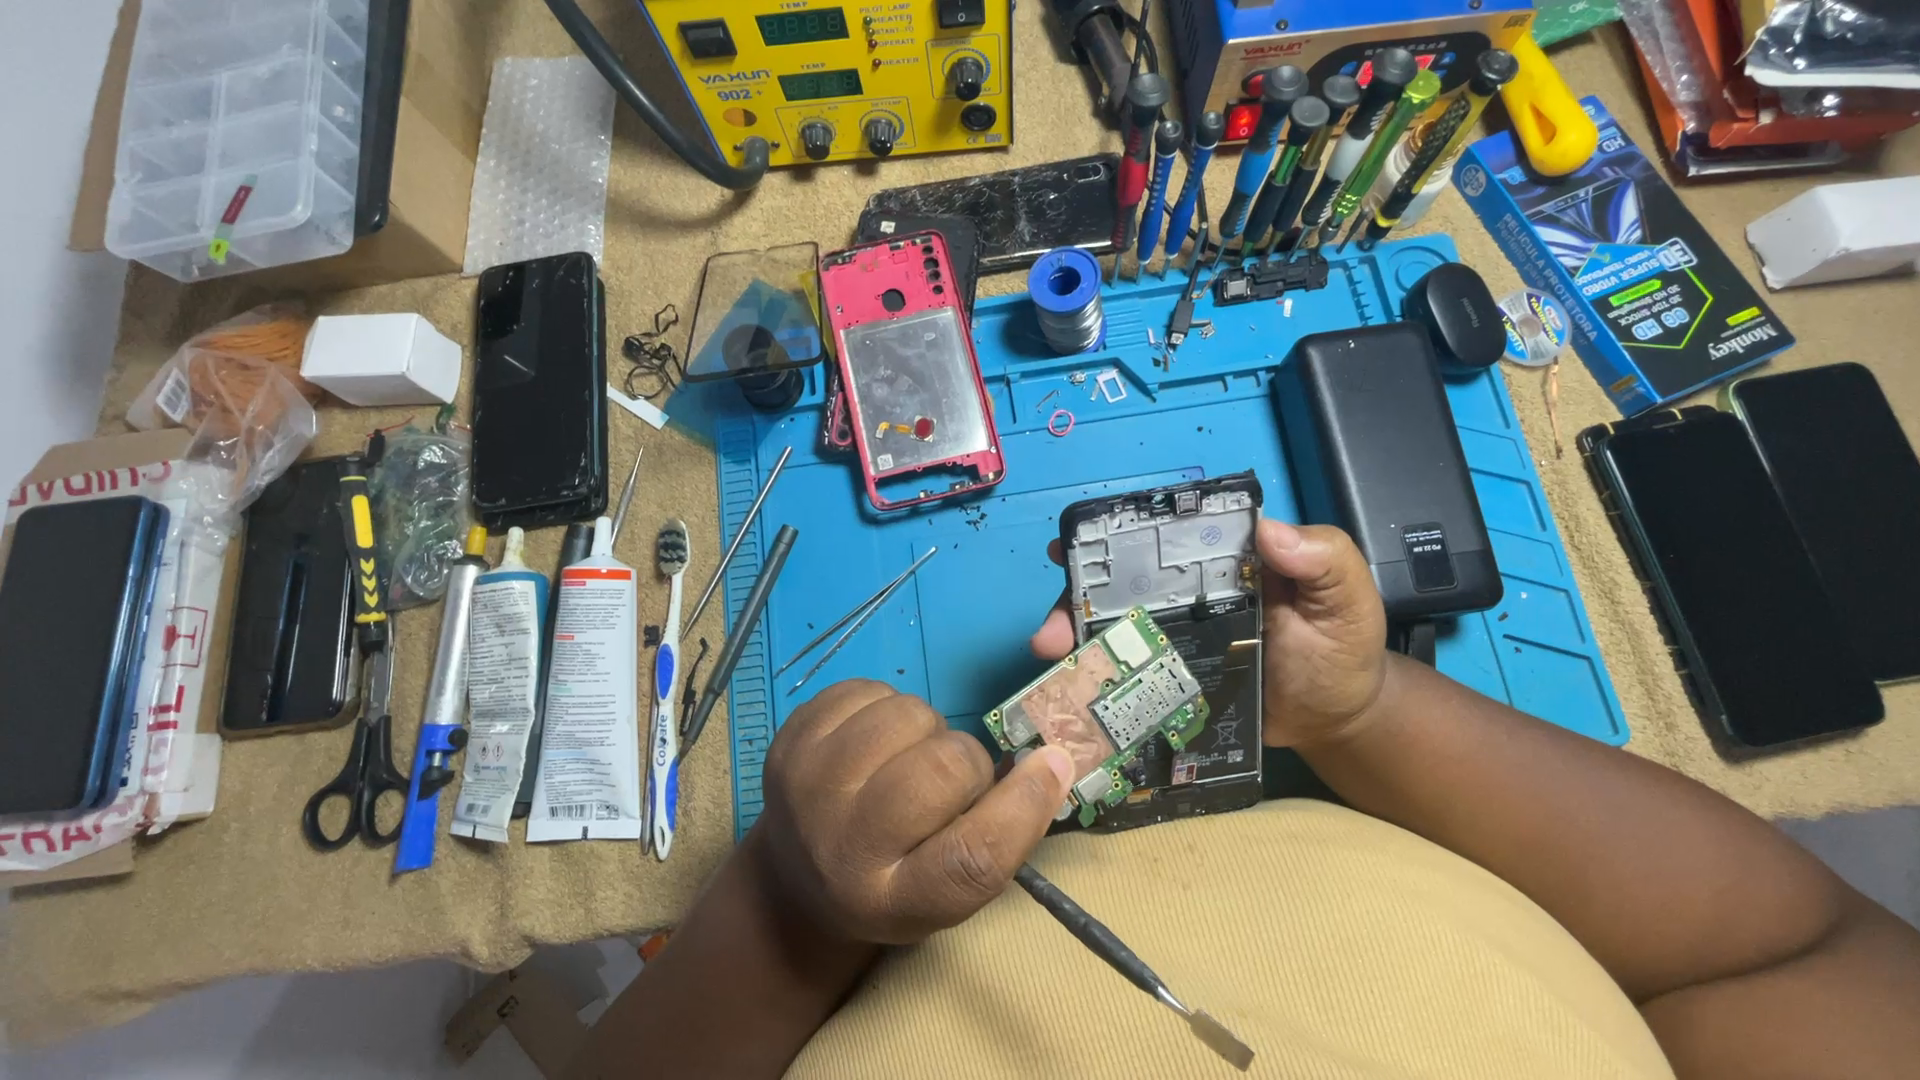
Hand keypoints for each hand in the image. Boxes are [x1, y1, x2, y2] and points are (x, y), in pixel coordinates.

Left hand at [751, 679, 1075, 945]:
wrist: (795, 878)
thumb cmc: (893, 882)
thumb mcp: (949, 888)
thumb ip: (1001, 835)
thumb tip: (1054, 760)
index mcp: (895, 902)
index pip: (971, 858)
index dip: (1022, 807)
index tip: (1051, 764)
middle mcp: (842, 848)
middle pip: (940, 770)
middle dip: (966, 761)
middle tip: (953, 778)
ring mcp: (806, 786)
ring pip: (907, 714)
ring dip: (927, 729)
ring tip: (909, 758)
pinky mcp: (789, 739)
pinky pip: (868, 689)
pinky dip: (888, 705)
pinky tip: (877, 740)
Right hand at [1030, 519, 1387, 747]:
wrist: (1337, 721)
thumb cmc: (1341, 650)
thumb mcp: (1347, 598)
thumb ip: (1324, 558)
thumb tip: (1269, 530)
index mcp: (1221, 562)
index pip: (1164, 537)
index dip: (1116, 535)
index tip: (1075, 543)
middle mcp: (1188, 594)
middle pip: (1122, 584)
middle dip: (1077, 594)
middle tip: (1050, 619)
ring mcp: (1176, 638)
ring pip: (1116, 628)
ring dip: (1075, 634)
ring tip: (1049, 651)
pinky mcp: (1170, 678)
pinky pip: (1129, 673)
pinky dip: (1097, 675)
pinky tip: (1071, 686)